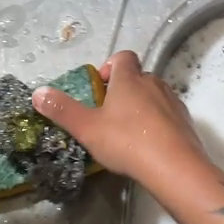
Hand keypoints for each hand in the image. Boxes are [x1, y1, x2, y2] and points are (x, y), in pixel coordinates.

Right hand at [33, 51, 209, 192]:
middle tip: (109, 114)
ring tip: (128, 132)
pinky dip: (158, 123)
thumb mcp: (87, 128)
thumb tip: (38, 92)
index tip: (100, 86)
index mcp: (129, 78)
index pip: (123, 57)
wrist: (174, 166)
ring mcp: (172, 101)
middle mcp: (153, 82)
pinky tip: (149, 146)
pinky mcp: (185, 121)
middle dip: (124, 90)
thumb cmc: (126, 141)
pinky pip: (168, 115)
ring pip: (154, 95)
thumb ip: (63, 110)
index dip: (111, 66)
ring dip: (142, 106)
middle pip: (138, 77)